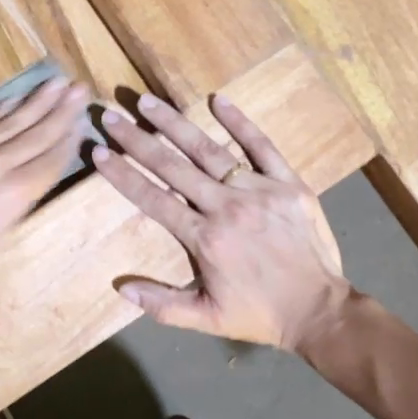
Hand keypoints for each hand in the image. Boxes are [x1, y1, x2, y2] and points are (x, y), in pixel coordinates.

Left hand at [0, 77, 89, 293]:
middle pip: (33, 133)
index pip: (50, 158)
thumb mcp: (0, 234)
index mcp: (11, 194)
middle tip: (78, 87)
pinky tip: (14, 99)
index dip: (69, 138)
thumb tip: (35, 173)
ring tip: (55, 82)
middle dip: (60, 110)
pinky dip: (0, 110)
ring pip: (7, 121)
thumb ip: (20, 198)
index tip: (84, 118)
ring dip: (34, 101)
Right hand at [91, 93, 348, 350]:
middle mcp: (226, 207)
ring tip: (148, 102)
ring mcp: (259, 191)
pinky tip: (218, 100)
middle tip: (111, 116)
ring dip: (175, 124)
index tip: (99, 153)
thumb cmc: (259, 315)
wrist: (319, 310)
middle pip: (173, 166)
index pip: (153, 199)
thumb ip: (162, 304)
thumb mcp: (206, 318)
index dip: (123, 175)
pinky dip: (240, 123)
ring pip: (209, 150)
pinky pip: (262, 146)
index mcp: (204, 238)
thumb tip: (121, 288)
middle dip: (137, 140)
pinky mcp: (288, 184)